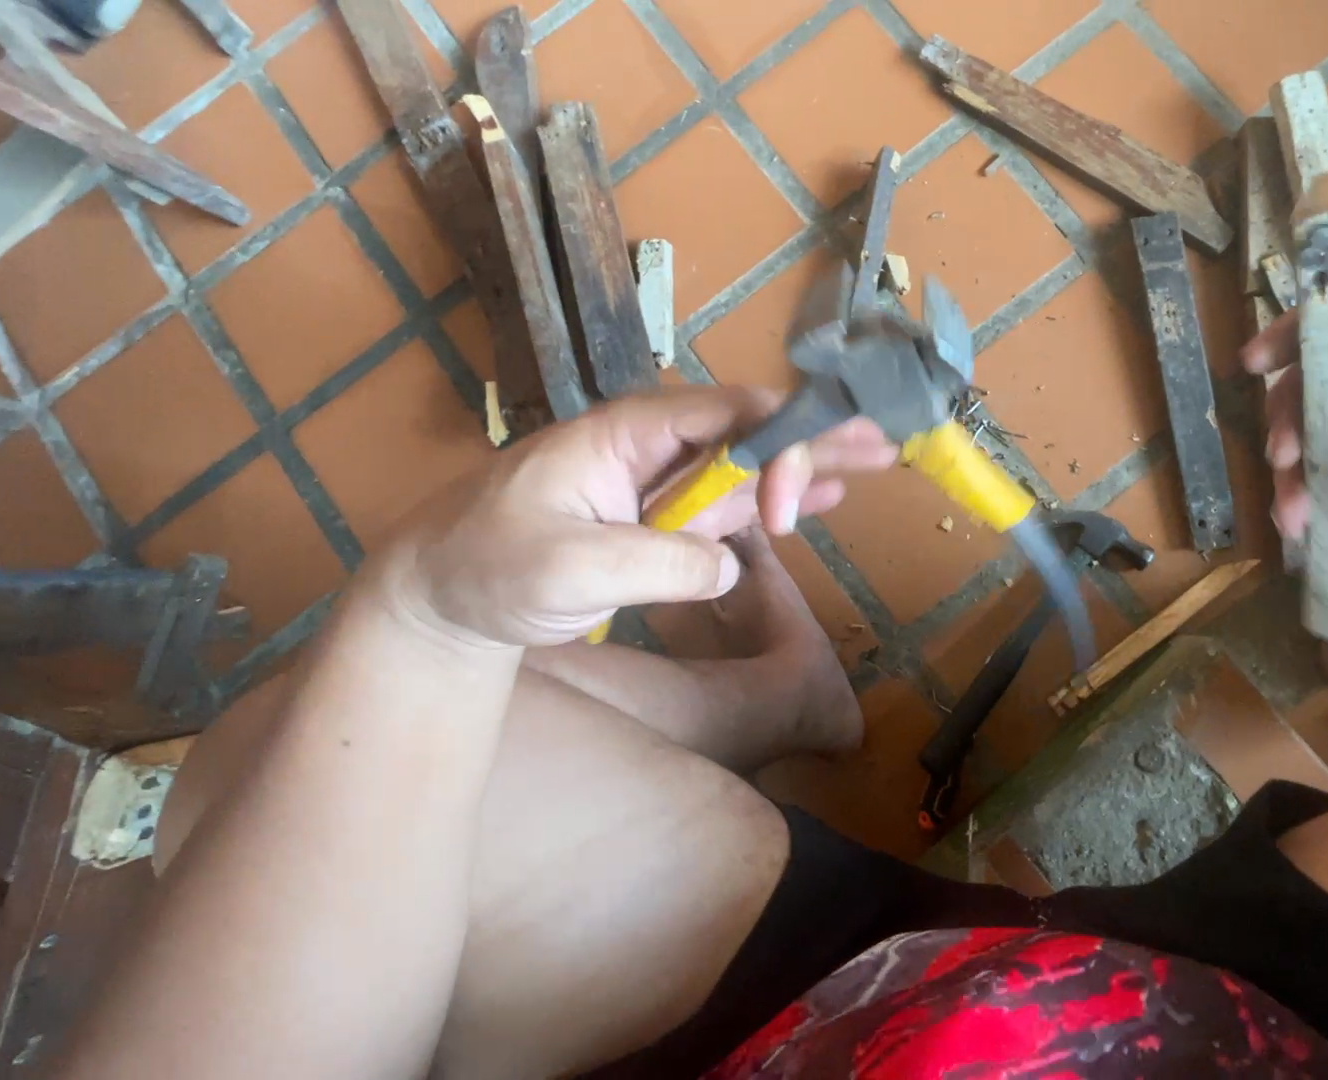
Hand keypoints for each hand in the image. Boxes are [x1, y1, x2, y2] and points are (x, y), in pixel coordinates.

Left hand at [374, 386, 895, 648]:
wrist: (445, 596)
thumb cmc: (490, 567)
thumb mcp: (569, 567)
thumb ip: (658, 561)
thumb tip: (726, 565)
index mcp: (629, 432)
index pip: (724, 415)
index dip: (774, 444)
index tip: (786, 508)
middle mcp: (656, 447)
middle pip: (752, 429)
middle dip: (816, 436)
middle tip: (882, 440)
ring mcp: (663, 485)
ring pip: (753, 464)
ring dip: (813, 464)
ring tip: (874, 460)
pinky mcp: (665, 521)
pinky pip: (735, 504)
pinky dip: (782, 500)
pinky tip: (822, 500)